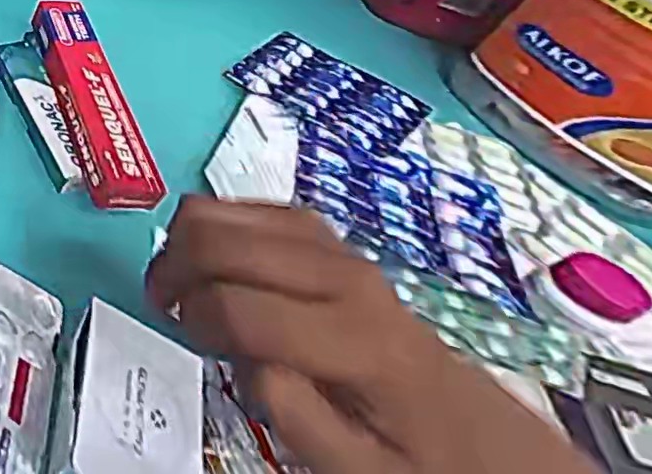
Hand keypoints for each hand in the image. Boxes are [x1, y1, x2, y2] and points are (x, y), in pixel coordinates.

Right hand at [145, 196, 594, 473]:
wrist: (485, 430)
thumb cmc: (423, 458)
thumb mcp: (369, 473)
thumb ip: (299, 421)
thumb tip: (244, 361)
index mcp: (354, 338)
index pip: (235, 307)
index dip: (195, 324)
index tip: (192, 343)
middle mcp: (338, 274)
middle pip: (216, 240)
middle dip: (173, 270)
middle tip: (166, 305)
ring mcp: (329, 245)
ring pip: (220, 210)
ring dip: (182, 241)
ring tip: (181, 281)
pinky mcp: (320, 233)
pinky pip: (243, 204)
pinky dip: (208, 222)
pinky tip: (208, 254)